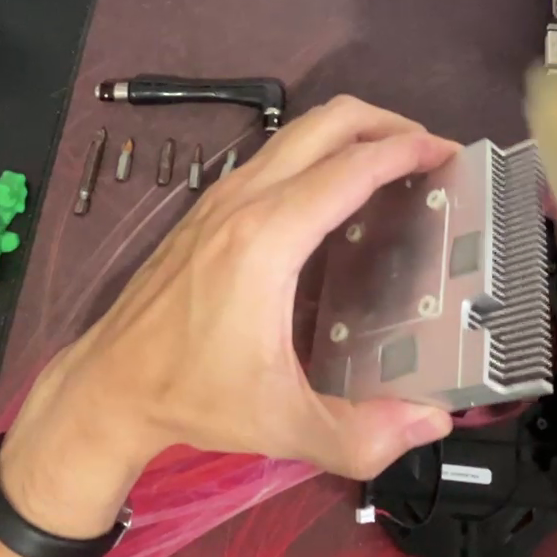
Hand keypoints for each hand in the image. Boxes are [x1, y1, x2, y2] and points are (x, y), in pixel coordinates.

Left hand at [0, 97, 458, 528]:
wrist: (109, 383)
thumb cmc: (194, 396)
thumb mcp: (283, 425)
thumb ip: (363, 433)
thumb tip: (433, 420)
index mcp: (267, 238)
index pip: (351, 168)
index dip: (406, 152)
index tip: (448, 153)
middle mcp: (246, 199)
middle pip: (327, 122)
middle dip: (386, 123)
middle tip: (427, 152)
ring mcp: (223, 193)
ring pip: (300, 129)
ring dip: (353, 132)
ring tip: (394, 164)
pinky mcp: (211, 202)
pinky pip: (279, 152)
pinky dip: (321, 150)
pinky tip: (339, 190)